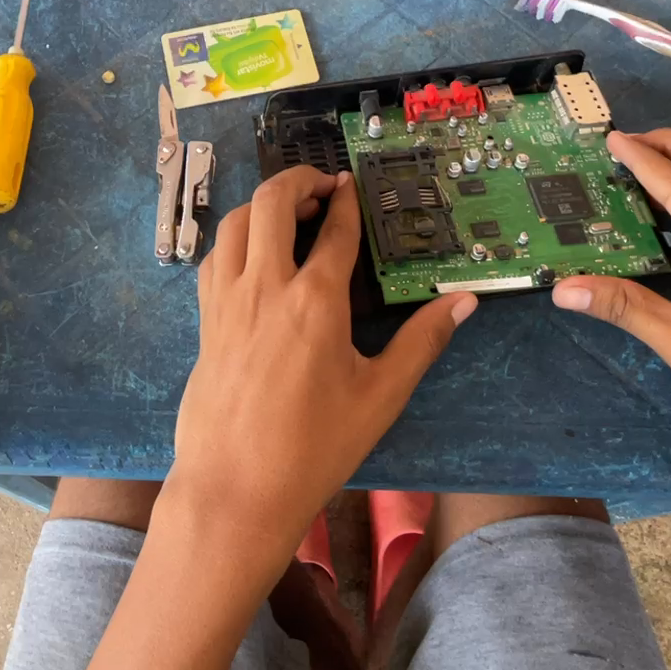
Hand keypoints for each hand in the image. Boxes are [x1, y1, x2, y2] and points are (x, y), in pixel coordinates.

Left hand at [171, 164, 476, 549]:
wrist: (236, 489)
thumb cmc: (315, 447)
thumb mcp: (381, 396)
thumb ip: (422, 342)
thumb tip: (465, 301)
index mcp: (316, 300)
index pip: (335, 229)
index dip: (347, 199)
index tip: (352, 185)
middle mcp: (266, 285)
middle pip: (272, 203)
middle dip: (299, 180)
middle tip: (322, 185)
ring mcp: (228, 299)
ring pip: (235, 222)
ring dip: (261, 203)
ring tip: (288, 211)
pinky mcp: (205, 318)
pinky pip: (215, 257)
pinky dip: (234, 237)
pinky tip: (251, 254)